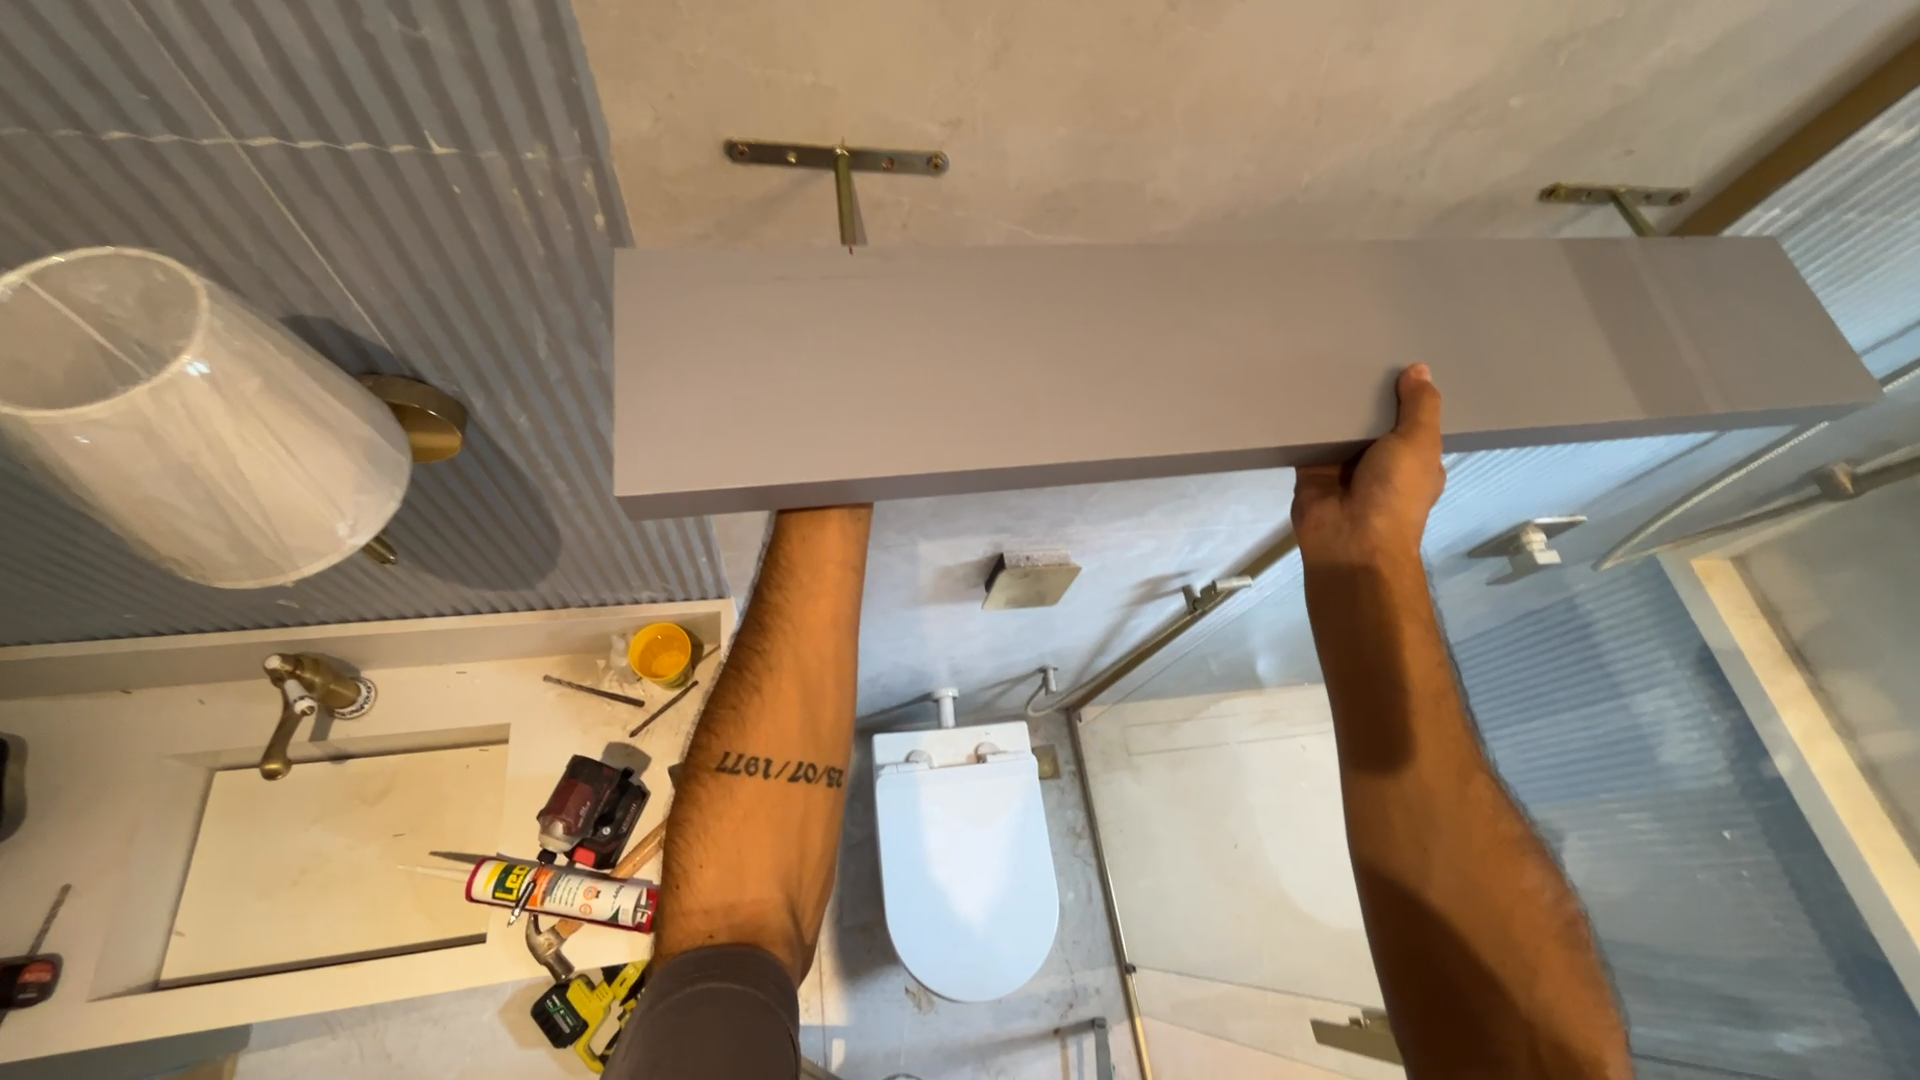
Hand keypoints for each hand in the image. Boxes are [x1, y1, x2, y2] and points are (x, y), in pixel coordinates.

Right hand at [1291, 365, 1445, 566]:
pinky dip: (1302, 424)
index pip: (1411, 420)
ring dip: (1332, 407)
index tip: (1394, 361)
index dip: (1405, 394)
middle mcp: (1379, 463)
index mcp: (1413, 459)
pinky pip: (1307, 442)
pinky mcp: (1310, 472)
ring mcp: (1343, 468)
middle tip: (1353, 352)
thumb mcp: (1419, 443)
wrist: (1349, 541)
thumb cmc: (1395, 494)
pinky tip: (1296, 392)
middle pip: (1371, 421)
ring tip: (1322, 362)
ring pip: (1338, 429)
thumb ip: (1419, 407)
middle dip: (1364, 396)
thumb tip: (1419, 369)